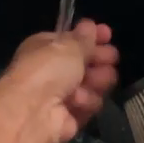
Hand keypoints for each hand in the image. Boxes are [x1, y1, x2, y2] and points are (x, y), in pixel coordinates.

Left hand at [0, 20, 119, 142]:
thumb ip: (84, 38)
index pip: (73, 40)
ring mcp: (62, 96)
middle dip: (99, 60)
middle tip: (111, 59)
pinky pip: (88, 106)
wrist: (32, 112)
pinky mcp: (70, 117)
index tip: (108, 35)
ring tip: (94, 82)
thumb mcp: (68, 46)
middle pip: (86, 63)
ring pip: (92, 85)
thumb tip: (90, 25)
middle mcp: (53, 71)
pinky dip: (86, 103)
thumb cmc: (47, 70)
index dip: (91, 37)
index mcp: (46, 48)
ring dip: (96, 82)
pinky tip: (78, 102)